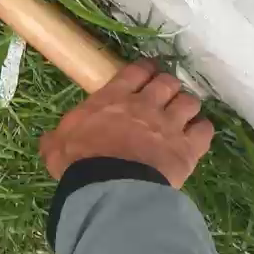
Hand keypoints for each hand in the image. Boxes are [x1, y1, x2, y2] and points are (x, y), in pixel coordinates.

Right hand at [39, 60, 214, 186]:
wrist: (109, 185)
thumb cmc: (78, 161)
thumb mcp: (56, 145)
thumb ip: (58, 137)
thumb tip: (49, 139)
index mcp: (111, 99)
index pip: (135, 71)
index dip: (144, 69)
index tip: (145, 71)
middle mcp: (144, 105)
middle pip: (168, 82)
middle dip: (167, 84)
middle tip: (162, 93)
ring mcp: (169, 125)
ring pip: (189, 102)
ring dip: (185, 105)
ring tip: (179, 112)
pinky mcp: (188, 147)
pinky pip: (205, 129)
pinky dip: (201, 128)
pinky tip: (194, 132)